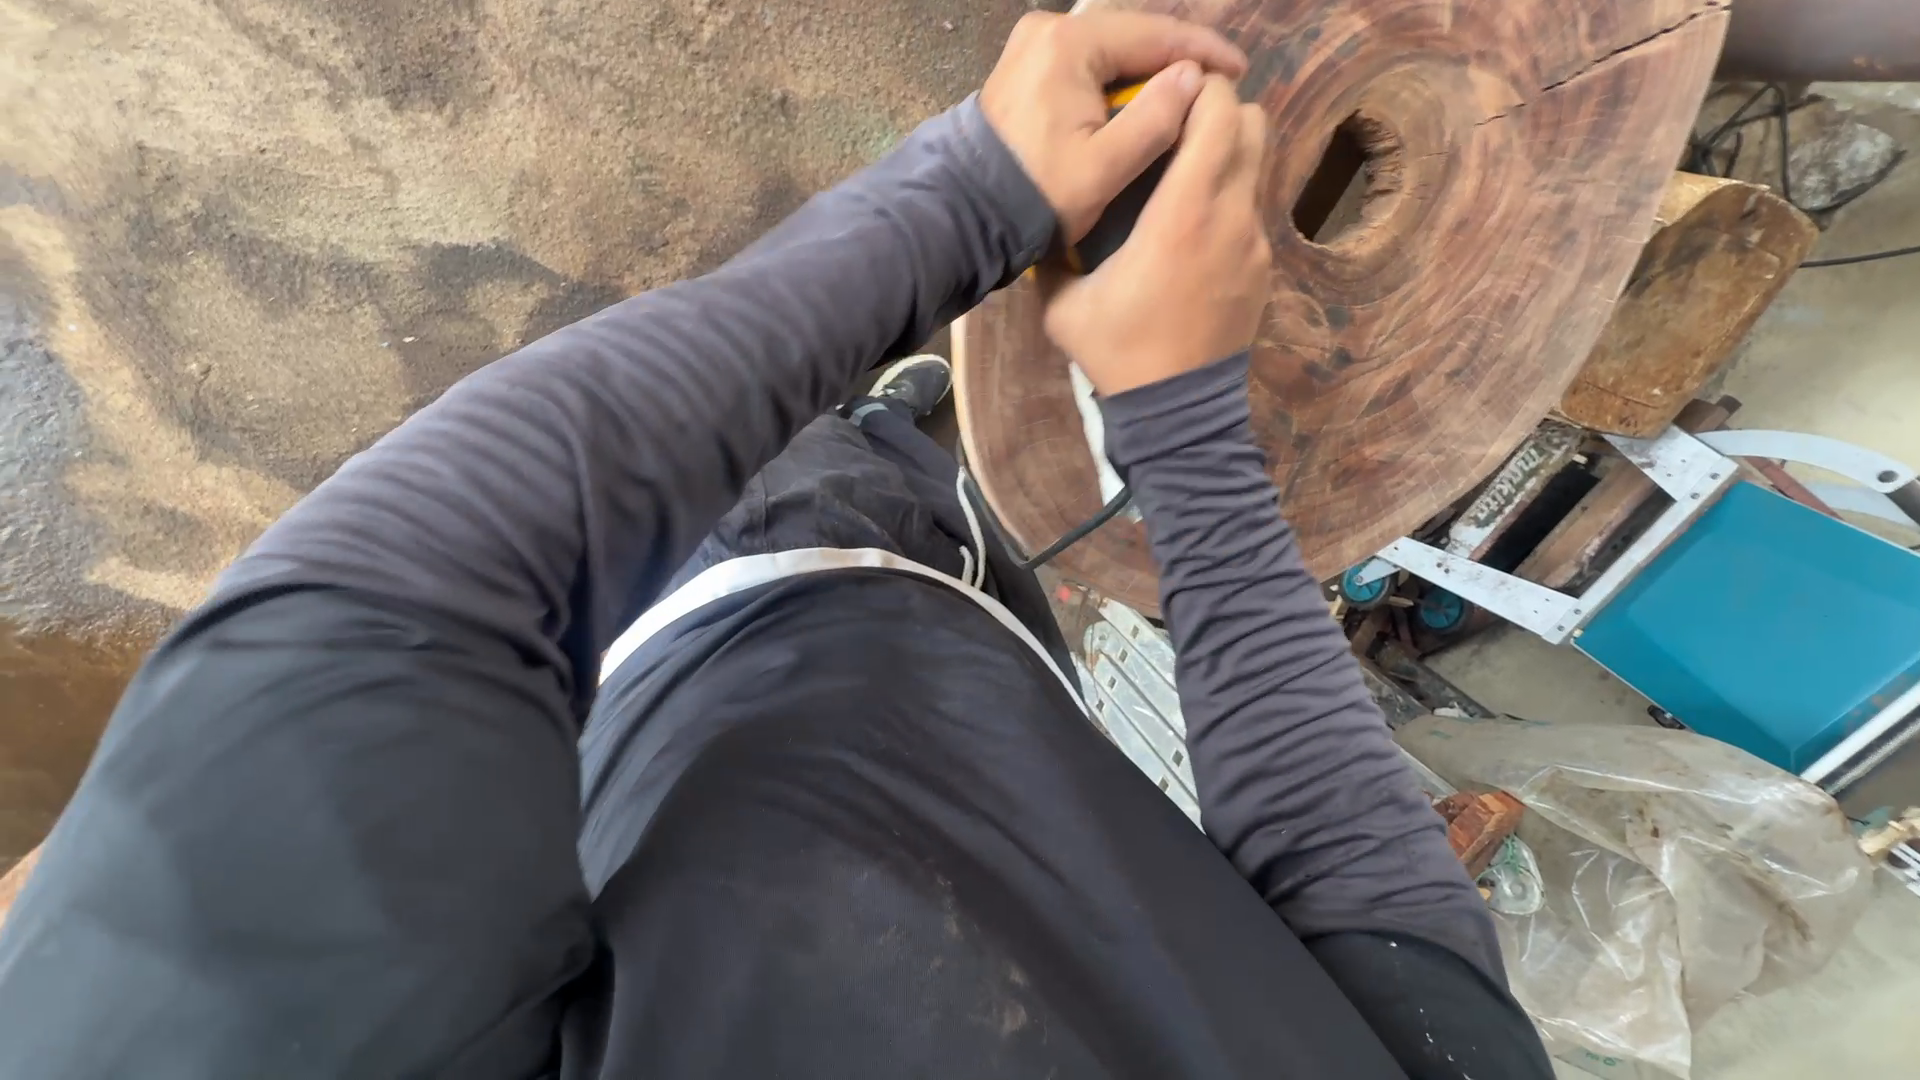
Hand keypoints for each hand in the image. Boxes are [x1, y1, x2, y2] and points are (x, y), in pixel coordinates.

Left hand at [979, 12, 1246, 240]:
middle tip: (1211, 85)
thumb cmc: (1037, 197)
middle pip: (1128, 38)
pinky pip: (1079, 69)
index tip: (1238, 70)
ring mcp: (1028, 51)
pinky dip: (1109, 84)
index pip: (1153, 35)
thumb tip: (1192, 78)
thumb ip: (1155, 118)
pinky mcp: (1019, 74)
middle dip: (1171, 61)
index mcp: (1069, 46)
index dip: (1200, 53)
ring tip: (1178, 96)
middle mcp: (1046, 33)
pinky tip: (1132, 103)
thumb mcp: (1105, 167)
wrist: (964, 217)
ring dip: (1140, 74)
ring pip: (1104, 53)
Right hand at [1040, 76, 1270, 395]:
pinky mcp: (1262, 268)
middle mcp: (1230, 215)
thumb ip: (1056, 255)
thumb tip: (1049, 225)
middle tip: (1174, 135)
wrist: (1173, 410)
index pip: (1217, 110)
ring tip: (1182, 183)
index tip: (1163, 106)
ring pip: (1257, 165)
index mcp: (1182, 212)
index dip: (1196, 93)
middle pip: (1252, 122)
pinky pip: (1252, 211)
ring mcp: (1255, 242)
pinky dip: (1228, 203)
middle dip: (1217, 114)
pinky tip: (1193, 238)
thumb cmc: (1117, 353)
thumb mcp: (1064, 307)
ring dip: (1225, 157)